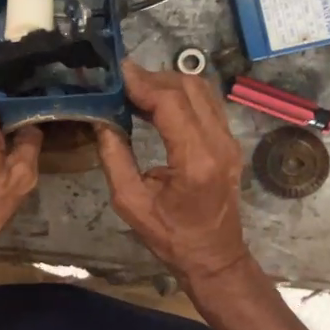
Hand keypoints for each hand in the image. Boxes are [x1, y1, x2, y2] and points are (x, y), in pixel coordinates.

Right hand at [93, 61, 250, 281]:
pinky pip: (207, 102)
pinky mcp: (229, 141)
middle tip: (121, 82)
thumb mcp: (129, 202)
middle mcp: (219, 143)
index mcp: (195, 160)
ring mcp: (229, 140)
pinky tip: (156, 104)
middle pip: (189, 87)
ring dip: (168, 82)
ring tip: (136, 90)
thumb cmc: (169, 236)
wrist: (214, 256)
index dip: (142, 83)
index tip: (116, 74)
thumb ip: (114, 157)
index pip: (170, 103)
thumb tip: (101, 120)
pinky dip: (180, 94)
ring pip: (202, 89)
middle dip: (152, 78)